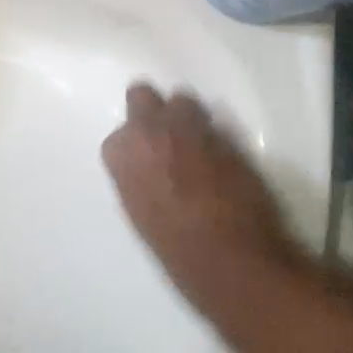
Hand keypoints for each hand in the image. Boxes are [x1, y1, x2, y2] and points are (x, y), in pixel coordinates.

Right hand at [101, 83, 295, 300]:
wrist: (232, 259)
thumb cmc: (176, 246)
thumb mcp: (138, 210)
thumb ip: (135, 176)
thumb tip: (147, 169)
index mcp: (120, 151)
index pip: (120, 133)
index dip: (136, 145)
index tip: (148, 160)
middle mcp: (149, 130)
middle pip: (142, 94)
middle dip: (154, 109)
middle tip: (167, 133)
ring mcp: (189, 129)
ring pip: (183, 100)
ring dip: (187, 117)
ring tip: (198, 143)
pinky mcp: (228, 137)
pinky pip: (217, 126)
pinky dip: (217, 138)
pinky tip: (225, 161)